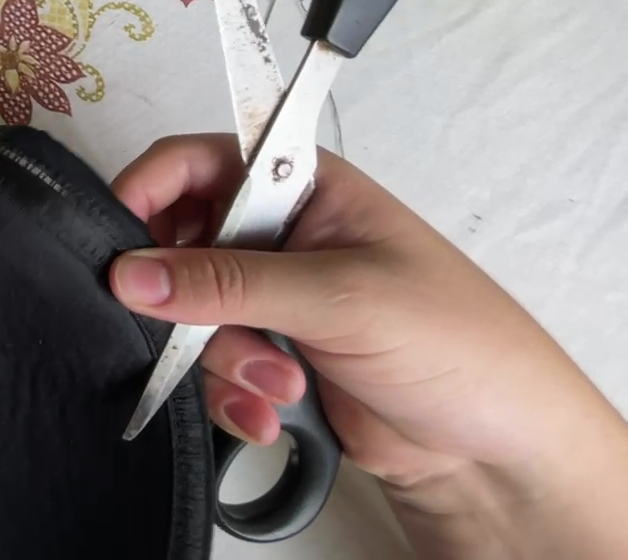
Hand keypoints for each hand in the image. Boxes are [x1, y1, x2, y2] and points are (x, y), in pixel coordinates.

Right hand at [105, 135, 627, 558]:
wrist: (509, 466)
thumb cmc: (455, 347)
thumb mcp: (338, 299)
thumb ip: (224, 283)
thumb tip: (124, 274)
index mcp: (298, 185)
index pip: (193, 161)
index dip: (148, 188)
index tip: (118, 240)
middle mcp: (272, 229)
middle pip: (176, 237)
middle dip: (190, 296)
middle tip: (213, 334)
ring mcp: (265, 290)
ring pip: (185, 304)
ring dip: (219, 352)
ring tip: (276, 387)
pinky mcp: (261, 345)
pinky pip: (204, 353)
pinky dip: (225, 387)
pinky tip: (266, 413)